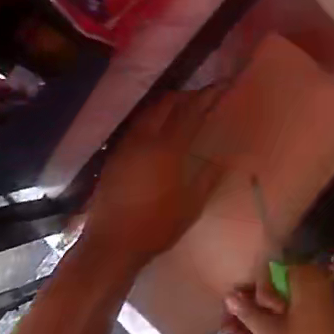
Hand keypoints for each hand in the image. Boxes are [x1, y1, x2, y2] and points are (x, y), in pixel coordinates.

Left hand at [83, 88, 226, 261]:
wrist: (110, 246)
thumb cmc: (156, 227)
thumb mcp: (192, 205)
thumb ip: (208, 177)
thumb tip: (224, 158)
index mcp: (167, 149)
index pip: (191, 112)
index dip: (208, 96)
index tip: (222, 86)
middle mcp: (144, 140)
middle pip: (166, 104)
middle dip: (186, 96)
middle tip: (203, 97)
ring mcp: (125, 147)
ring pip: (148, 113)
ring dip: (167, 105)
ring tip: (182, 108)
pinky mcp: (114, 157)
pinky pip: (136, 127)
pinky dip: (152, 119)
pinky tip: (158, 130)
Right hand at [225, 263, 333, 333]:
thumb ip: (249, 312)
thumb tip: (231, 295)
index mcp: (306, 275)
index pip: (269, 268)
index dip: (247, 288)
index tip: (228, 308)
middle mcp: (316, 280)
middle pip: (276, 285)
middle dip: (252, 303)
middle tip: (228, 325)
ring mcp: (321, 300)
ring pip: (283, 301)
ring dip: (261, 314)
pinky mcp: (322, 319)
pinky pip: (294, 312)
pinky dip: (277, 321)